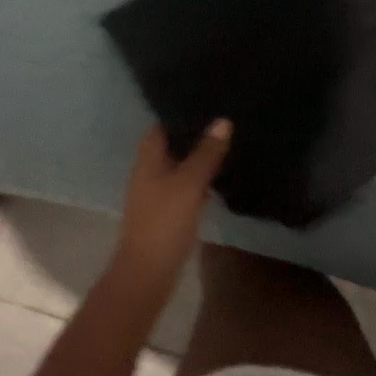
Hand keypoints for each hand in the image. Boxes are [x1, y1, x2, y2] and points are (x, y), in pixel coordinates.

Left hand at [113, 120, 231, 286]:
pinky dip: (198, 180)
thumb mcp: (190, 183)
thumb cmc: (165, 222)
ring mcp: (156, 193)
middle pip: (172, 145)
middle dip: (194, 134)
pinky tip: (219, 178)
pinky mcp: (166, 213)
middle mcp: (148, 171)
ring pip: (179, 166)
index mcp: (148, 158)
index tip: (207, 101)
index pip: (163, 124)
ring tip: (227, 142)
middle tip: (224, 119)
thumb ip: (206, 152)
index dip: (181, 112)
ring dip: (198, 157)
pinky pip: (184, 187)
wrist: (148, 274)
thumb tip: (223, 121)